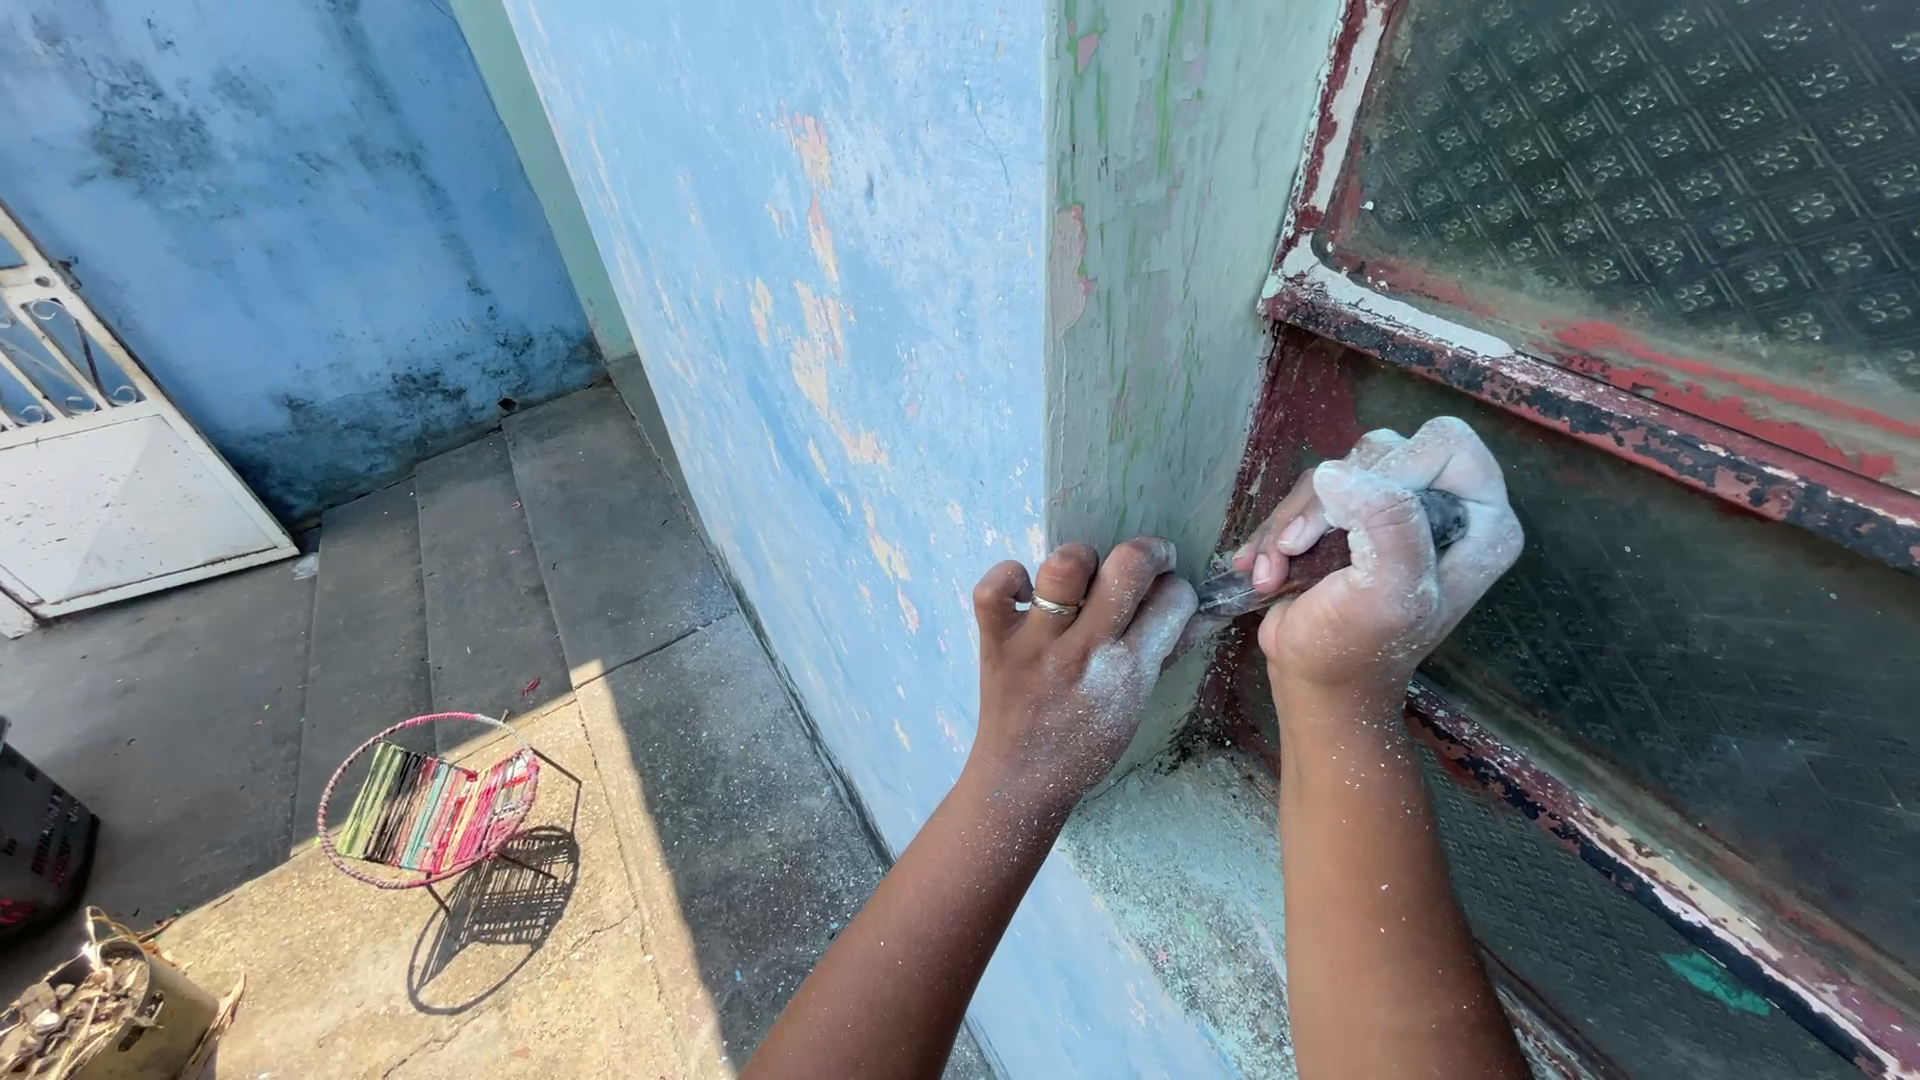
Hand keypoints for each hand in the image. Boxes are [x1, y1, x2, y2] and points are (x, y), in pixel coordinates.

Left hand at [968, 538, 1197, 813]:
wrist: (1021, 778)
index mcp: (1127, 670)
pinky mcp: (994, 638)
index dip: (1177, 589)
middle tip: (1143, 564)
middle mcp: (1084, 650)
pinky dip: (1010, 576)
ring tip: (1085, 576)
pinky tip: (1028, 592)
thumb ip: (1168, 651)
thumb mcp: (1138, 702)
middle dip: (1148, 553)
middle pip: (1126, 568)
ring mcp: (1035, 642)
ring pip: (1064, 566)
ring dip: (1082, 560)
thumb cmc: (1086, 743)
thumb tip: (1205, 612)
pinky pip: (996, 587)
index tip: (1166, 593)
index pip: (1172, 601)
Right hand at [1243, 417, 1521, 716]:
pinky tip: (1264, 570)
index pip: (1444, 444)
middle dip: (1324, 504)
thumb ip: (1385, 523)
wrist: (1313, 682)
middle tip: (1299, 549)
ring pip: (1330, 475)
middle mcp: (1438, 508)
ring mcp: (1386, 514)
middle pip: (1377, 453)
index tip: (1348, 518)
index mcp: (1478, 521)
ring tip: (1276, 572)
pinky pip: (1302, 498)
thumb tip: (1335, 471)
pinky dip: (1273, 533)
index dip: (1392, 469)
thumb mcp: (1386, 592)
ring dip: (1289, 526)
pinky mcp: (1342, 524)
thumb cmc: (1356, 649)